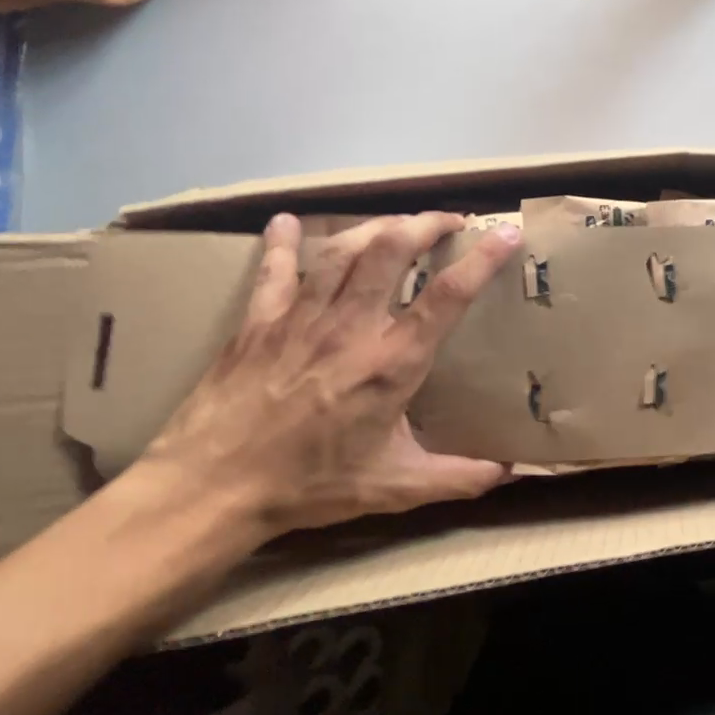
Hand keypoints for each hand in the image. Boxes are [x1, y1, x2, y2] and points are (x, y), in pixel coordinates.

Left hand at [136, 211, 521, 540]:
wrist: (206, 492)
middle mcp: (351, 327)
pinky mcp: (258, 324)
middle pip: (393, 249)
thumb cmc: (307, 487)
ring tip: (399, 223)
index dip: (483, 259)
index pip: (449, 295)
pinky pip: (276, 271)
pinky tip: (288, 222)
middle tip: (450, 223)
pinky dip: (285, 242)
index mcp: (392, 362)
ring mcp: (301, 319)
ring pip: (344, 250)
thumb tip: (509, 474)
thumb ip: (457, 477)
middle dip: (426, 224)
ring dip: (377, 226)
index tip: (508, 234)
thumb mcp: (394, 488)